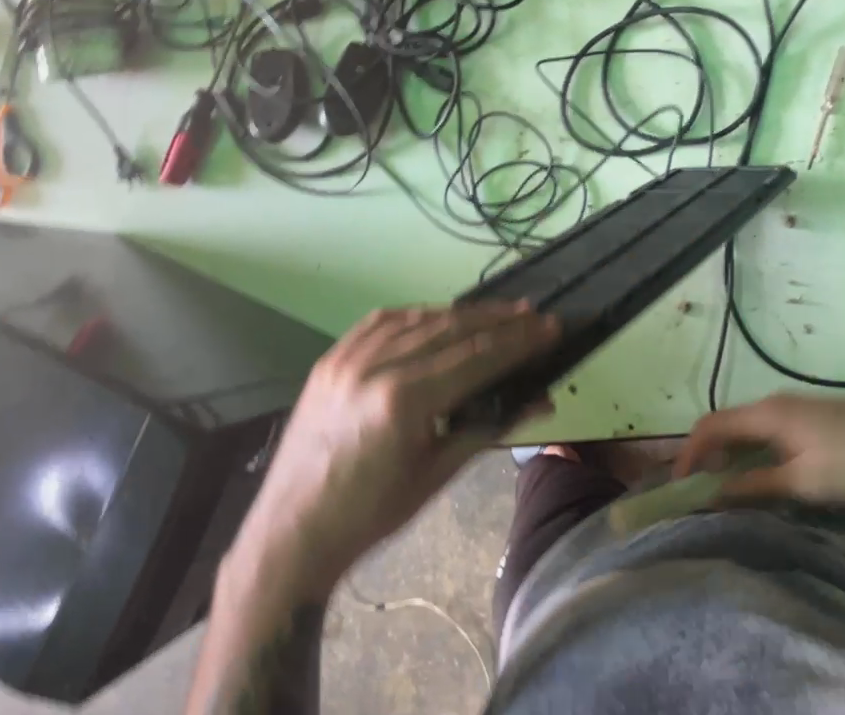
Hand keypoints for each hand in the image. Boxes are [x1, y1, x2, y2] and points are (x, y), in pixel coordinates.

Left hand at [230, 303, 559, 589]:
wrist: (293, 532)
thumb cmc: (371, 515)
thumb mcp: (436, 474)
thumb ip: (487, 428)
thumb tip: (541, 402)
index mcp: (403, 401)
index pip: (476, 357)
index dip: (519, 341)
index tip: (551, 328)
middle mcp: (374, 367)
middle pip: (450, 329)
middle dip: (498, 321)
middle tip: (535, 314)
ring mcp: (347, 359)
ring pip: (416, 319)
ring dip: (461, 313)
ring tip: (497, 312)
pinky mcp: (329, 361)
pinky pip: (379, 323)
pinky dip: (415, 315)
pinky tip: (437, 315)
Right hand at [675, 394, 844, 505]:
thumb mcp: (802, 483)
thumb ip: (754, 486)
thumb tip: (712, 494)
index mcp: (766, 414)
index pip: (710, 426)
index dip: (689, 454)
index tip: (680, 486)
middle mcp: (773, 403)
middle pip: (725, 424)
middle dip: (706, 456)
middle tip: (700, 491)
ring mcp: (793, 406)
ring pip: (746, 428)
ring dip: (730, 455)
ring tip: (726, 488)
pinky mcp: (808, 415)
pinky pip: (765, 429)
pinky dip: (750, 451)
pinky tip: (760, 474)